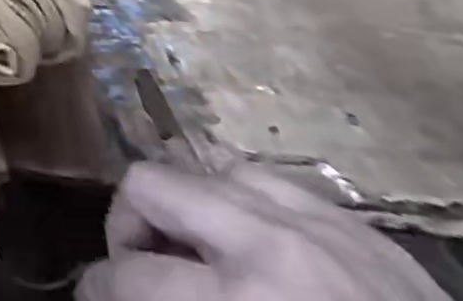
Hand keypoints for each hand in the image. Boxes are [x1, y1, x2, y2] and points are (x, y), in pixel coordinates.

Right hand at [79, 163, 447, 300]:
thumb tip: (117, 291)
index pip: (127, 274)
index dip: (97, 288)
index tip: (95, 297)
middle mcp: (272, 244)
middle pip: (149, 184)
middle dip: (129, 227)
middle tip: (143, 271)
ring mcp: (325, 228)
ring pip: (211, 173)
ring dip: (195, 215)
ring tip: (207, 259)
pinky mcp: (367, 231)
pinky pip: (277, 188)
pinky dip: (253, 213)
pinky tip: (266, 255)